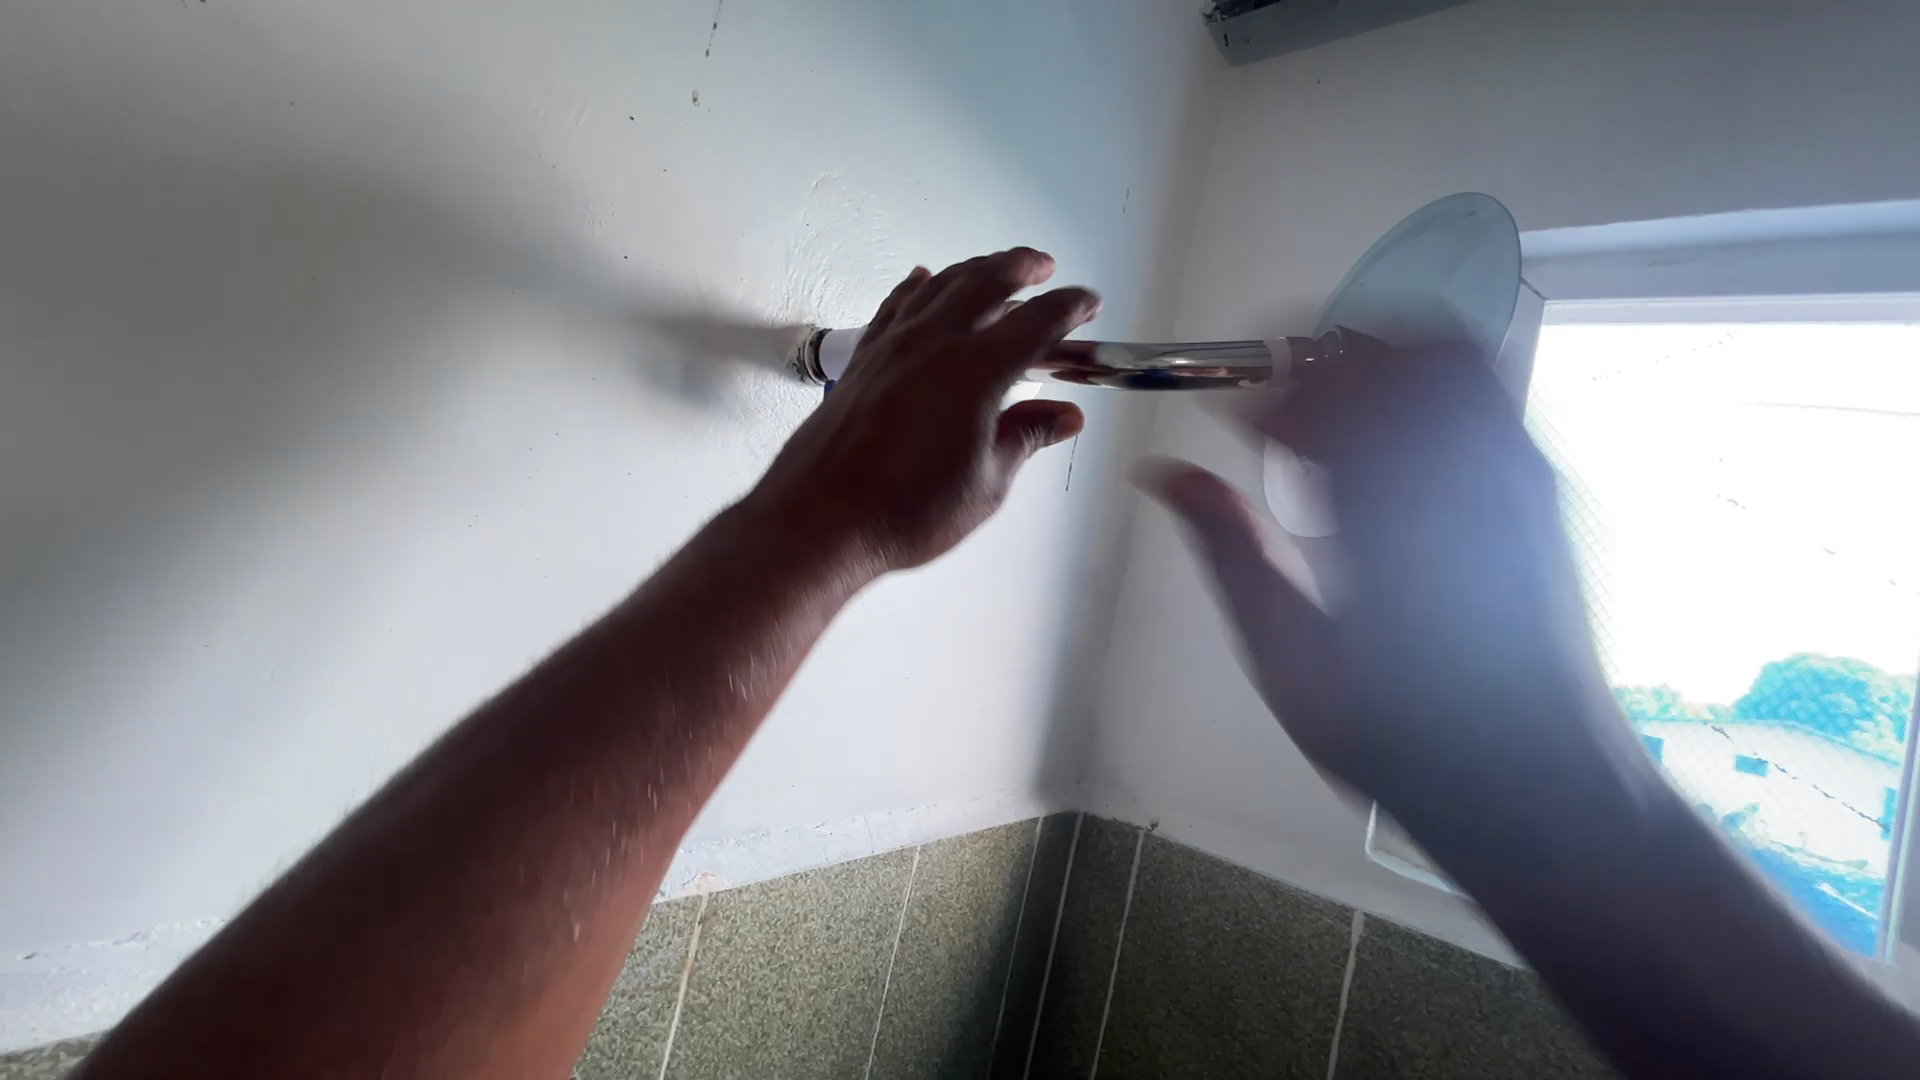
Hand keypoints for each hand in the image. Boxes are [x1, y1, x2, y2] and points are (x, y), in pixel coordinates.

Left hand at [750, 248, 1099, 574]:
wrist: (821, 522)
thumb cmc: (903, 513)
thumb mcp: (985, 484)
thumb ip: (1024, 438)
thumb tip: (1062, 417)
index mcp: (975, 372)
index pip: (1036, 322)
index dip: (1069, 308)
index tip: (1087, 304)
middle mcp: (932, 345)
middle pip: (985, 282)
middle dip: (1021, 266)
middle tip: (1044, 266)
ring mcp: (891, 348)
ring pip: (939, 286)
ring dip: (973, 269)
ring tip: (995, 269)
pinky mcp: (862, 362)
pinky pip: (894, 307)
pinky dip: (916, 289)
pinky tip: (921, 282)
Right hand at [1139, 335, 1608, 803]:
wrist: (1535, 780)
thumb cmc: (1396, 732)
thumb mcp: (1285, 657)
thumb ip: (1229, 552)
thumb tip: (1168, 474)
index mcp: (1391, 525)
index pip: (1326, 403)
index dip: (1264, 392)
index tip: (1226, 412)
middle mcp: (1468, 483)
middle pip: (1396, 354)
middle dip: (1319, 358)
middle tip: (1271, 406)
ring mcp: (1521, 479)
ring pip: (1449, 358)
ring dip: (1373, 365)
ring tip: (1324, 415)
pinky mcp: (1544, 491)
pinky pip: (1483, 395)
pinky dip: (1419, 390)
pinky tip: (1383, 446)